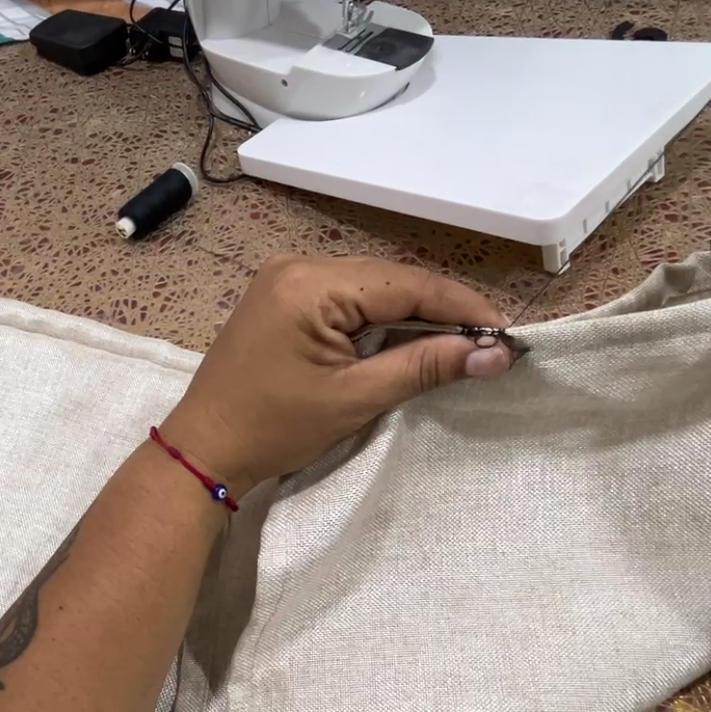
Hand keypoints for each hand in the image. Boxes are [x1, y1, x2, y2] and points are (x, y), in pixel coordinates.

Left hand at [159, 255, 513, 497]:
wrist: (204, 447)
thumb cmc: (274, 428)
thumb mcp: (354, 399)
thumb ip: (424, 366)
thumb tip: (494, 354)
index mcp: (311, 283)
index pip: (406, 284)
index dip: (462, 306)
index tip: (506, 333)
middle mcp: (297, 264)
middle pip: (389, 279)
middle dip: (439, 310)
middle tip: (487, 342)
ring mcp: (284, 276)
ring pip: (369, 286)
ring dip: (410, 313)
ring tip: (456, 342)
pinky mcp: (279, 295)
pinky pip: (343, 296)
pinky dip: (376, 317)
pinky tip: (404, 337)